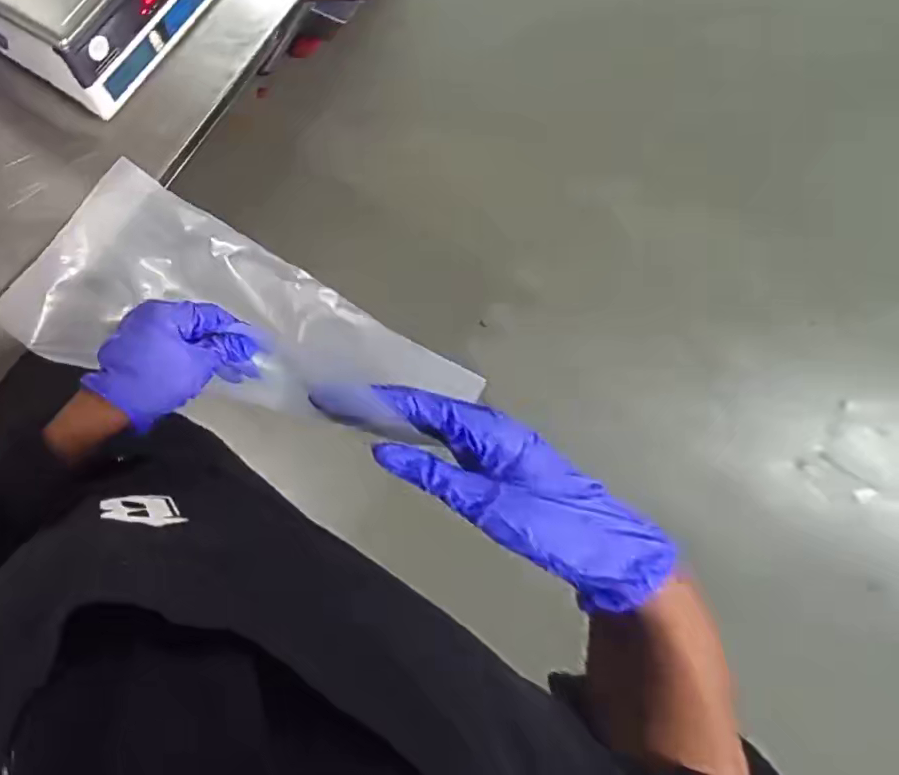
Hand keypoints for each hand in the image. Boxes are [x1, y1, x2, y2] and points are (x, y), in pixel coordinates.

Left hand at [80, 300, 267, 431]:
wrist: (115, 402)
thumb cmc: (159, 378)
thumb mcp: (197, 363)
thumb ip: (221, 348)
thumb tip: (242, 342)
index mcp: (164, 311)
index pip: (208, 313)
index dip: (232, 329)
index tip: (252, 346)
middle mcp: (149, 314)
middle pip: (194, 323)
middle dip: (219, 342)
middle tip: (243, 362)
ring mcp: (139, 329)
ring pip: (181, 335)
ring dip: (203, 350)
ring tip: (227, 370)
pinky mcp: (134, 346)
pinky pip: (167, 344)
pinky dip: (185, 354)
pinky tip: (200, 368)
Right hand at [334, 386, 676, 613]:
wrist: (622, 560)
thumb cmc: (554, 527)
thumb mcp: (487, 505)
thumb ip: (432, 475)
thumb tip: (381, 450)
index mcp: (489, 429)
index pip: (421, 404)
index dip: (376, 398)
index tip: (337, 394)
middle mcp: (491, 427)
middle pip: (424, 405)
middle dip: (378, 402)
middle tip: (334, 402)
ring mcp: (496, 442)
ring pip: (433, 418)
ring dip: (393, 414)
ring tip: (353, 413)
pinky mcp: (497, 458)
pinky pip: (444, 433)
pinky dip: (413, 429)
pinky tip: (395, 433)